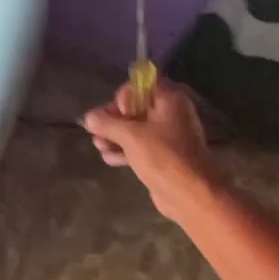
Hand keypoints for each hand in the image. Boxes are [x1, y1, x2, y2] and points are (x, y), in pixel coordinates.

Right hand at [82, 79, 218, 222]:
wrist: (190, 194)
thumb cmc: (162, 157)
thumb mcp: (130, 136)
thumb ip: (106, 123)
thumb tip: (89, 117)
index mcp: (169, 101)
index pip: (143, 85)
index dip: (125, 96)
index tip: (117, 112)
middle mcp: (169, 115)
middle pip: (134, 109)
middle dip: (113, 121)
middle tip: (98, 132)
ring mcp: (165, 137)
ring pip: (133, 130)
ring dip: (114, 137)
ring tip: (100, 147)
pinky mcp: (160, 157)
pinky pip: (138, 147)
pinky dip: (124, 150)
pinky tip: (110, 159)